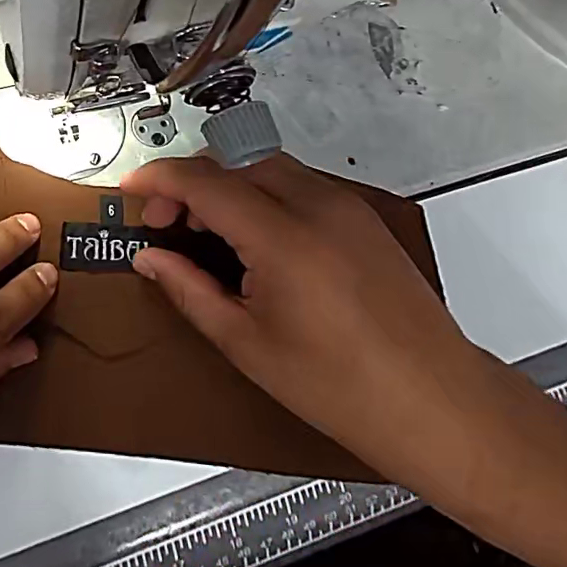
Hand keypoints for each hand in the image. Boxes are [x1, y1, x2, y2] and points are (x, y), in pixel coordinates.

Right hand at [125, 157, 566, 566]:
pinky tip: (259, 239)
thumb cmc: (333, 385)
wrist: (439, 402)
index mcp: (280, 236)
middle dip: (192, 184)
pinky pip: (298, 184)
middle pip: (234, 164)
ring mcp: (344, 203)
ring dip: (229, 186)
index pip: (203, 181)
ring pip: (266, 167)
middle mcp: (313, 202)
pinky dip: (263, 194)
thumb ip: (189, 288)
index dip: (158, 178)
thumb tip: (148, 255)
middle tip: (170, 227)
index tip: (127, 190)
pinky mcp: (362, 214)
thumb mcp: (246, 343)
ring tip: (213, 233)